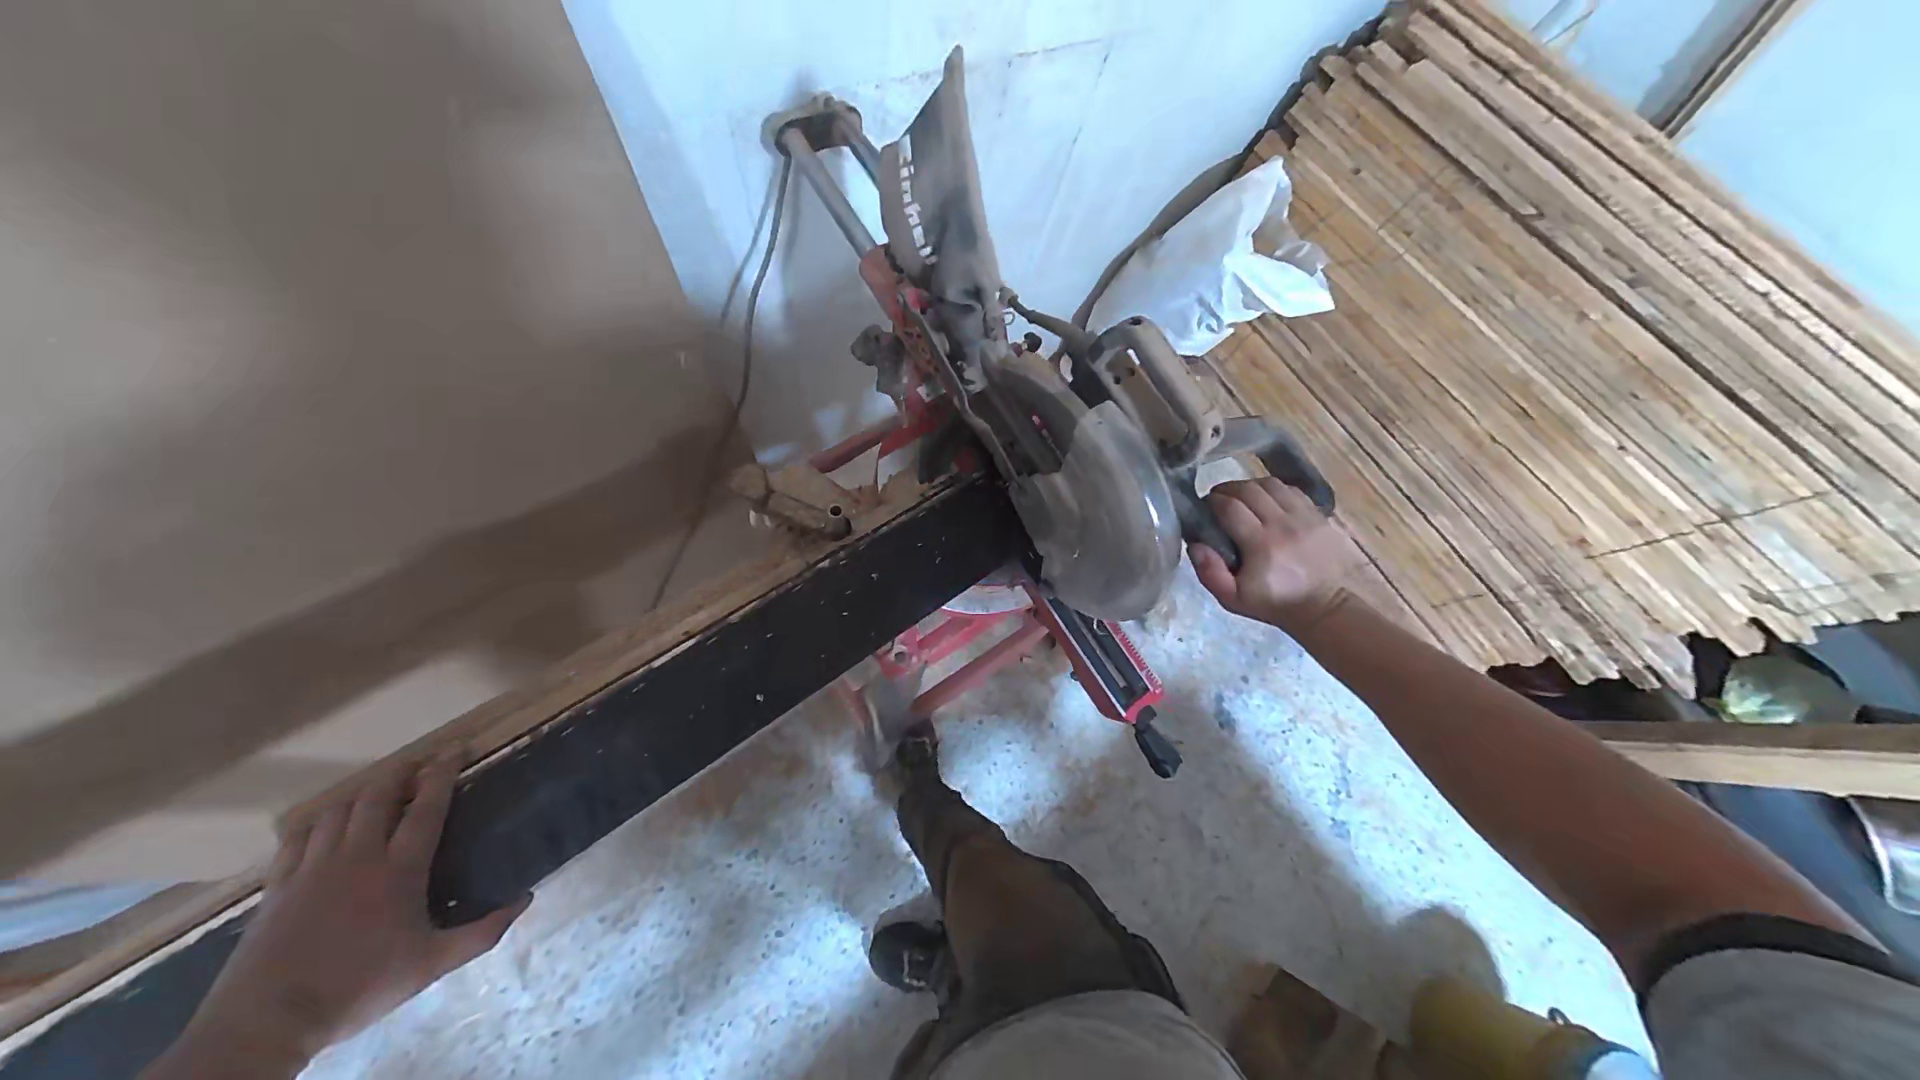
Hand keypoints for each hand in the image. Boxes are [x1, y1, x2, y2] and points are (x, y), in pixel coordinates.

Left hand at [151, 754, 529, 1076]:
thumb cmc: (359, 987)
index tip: (457, 749)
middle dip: (402, 770)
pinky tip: (327, 821)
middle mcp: (357, 856)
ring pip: (338, 809)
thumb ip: (482, 933)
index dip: (443, 773)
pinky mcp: (278, 885)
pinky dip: (319, 819)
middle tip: (421, 761)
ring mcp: (312, 868)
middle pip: (378, 795)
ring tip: (379, 788)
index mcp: (398, 869)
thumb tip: (525, 900)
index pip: (426, 807)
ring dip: (362, 791)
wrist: (266, 1023)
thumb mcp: (431, 965)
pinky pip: (298, 836)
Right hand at [1188, 477, 1367, 631]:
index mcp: (1260, 543)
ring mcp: (1303, 515)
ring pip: (1270, 484)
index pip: (1229, 506)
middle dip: (1226, 490)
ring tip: (1240, 498)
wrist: (1332, 606)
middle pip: (1248, 489)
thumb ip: (1210, 573)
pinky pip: (1291, 490)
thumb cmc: (1278, 604)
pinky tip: (1266, 501)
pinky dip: (1273, 490)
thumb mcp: (1234, 599)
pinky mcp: (1318, 514)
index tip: (1204, 508)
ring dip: (1249, 487)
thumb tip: (1195, 544)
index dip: (1212, 502)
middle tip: (1217, 501)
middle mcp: (1282, 522)